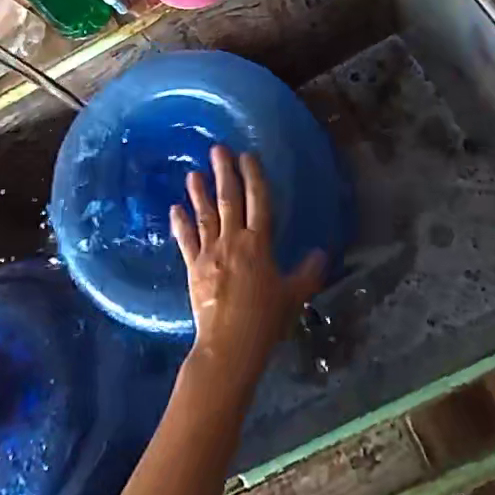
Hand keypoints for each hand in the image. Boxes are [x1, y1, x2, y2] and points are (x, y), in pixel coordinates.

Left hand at [171, 146, 325, 378]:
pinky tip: (174, 208)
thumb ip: (308, 272)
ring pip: (205, 215)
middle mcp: (233, 241)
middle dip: (224, 173)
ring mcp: (210, 253)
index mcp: (259, 244)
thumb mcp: (294, 295)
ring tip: (193, 172)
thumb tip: (321, 252)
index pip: (258, 201)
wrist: (229, 344)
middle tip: (217, 149)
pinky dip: (179, 224)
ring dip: (199, 193)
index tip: (247, 155)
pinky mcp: (193, 268)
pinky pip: (185, 240)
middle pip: (229, 200)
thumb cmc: (265, 320)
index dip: (253, 176)